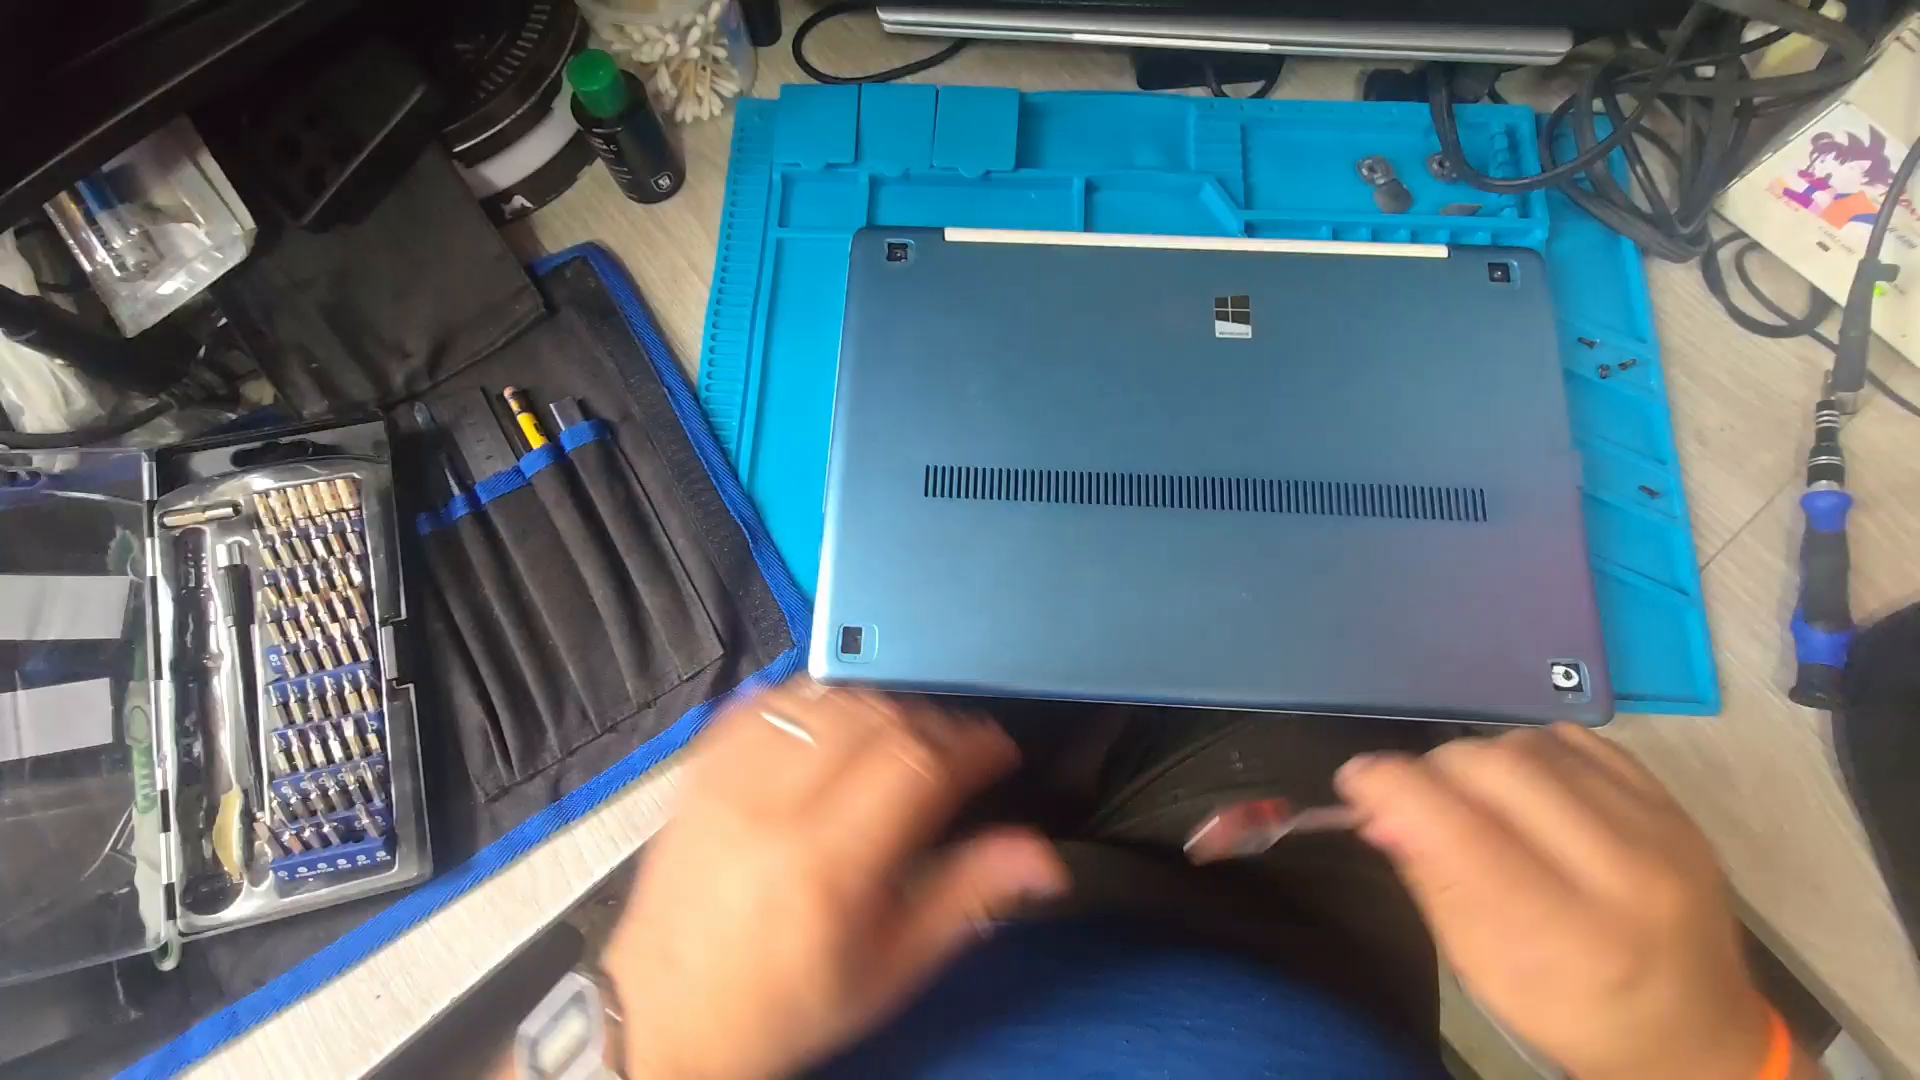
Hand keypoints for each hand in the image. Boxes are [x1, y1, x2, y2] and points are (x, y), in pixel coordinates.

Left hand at [598, 680, 1068, 1078]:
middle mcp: (774, 811)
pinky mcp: (699, 774)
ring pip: (822, 698)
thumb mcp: (889, 971)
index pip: (918, 764)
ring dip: (876, 703)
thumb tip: (1042, 859)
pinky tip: (833, 718)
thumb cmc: (784, 1007)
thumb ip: (967, 899)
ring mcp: (728, 785)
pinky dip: (810, 697)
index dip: (972, 744)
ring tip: (899, 732)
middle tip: (953, 747)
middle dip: (932, 720)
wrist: (661, 1021)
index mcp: (828, 868)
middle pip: (875, 718)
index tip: (995, 749)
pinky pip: (763, 702)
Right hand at [1335, 724, 1787, 1079]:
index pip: (1458, 826)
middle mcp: (1622, 874)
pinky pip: (1577, 740)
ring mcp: (1660, 833)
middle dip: (1433, 768)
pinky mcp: (1676, 809)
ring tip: (1476, 796)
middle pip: (1493, 765)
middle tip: (1418, 794)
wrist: (1695, 1033)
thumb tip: (1375, 805)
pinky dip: (1530, 752)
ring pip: (1530, 743)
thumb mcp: (1478, 964)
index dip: (1390, 786)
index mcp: (1565, 933)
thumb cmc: (1567, 1007)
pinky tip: (1525, 787)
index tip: (1356, 779)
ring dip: (1479, 759)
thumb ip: (1427, 875)